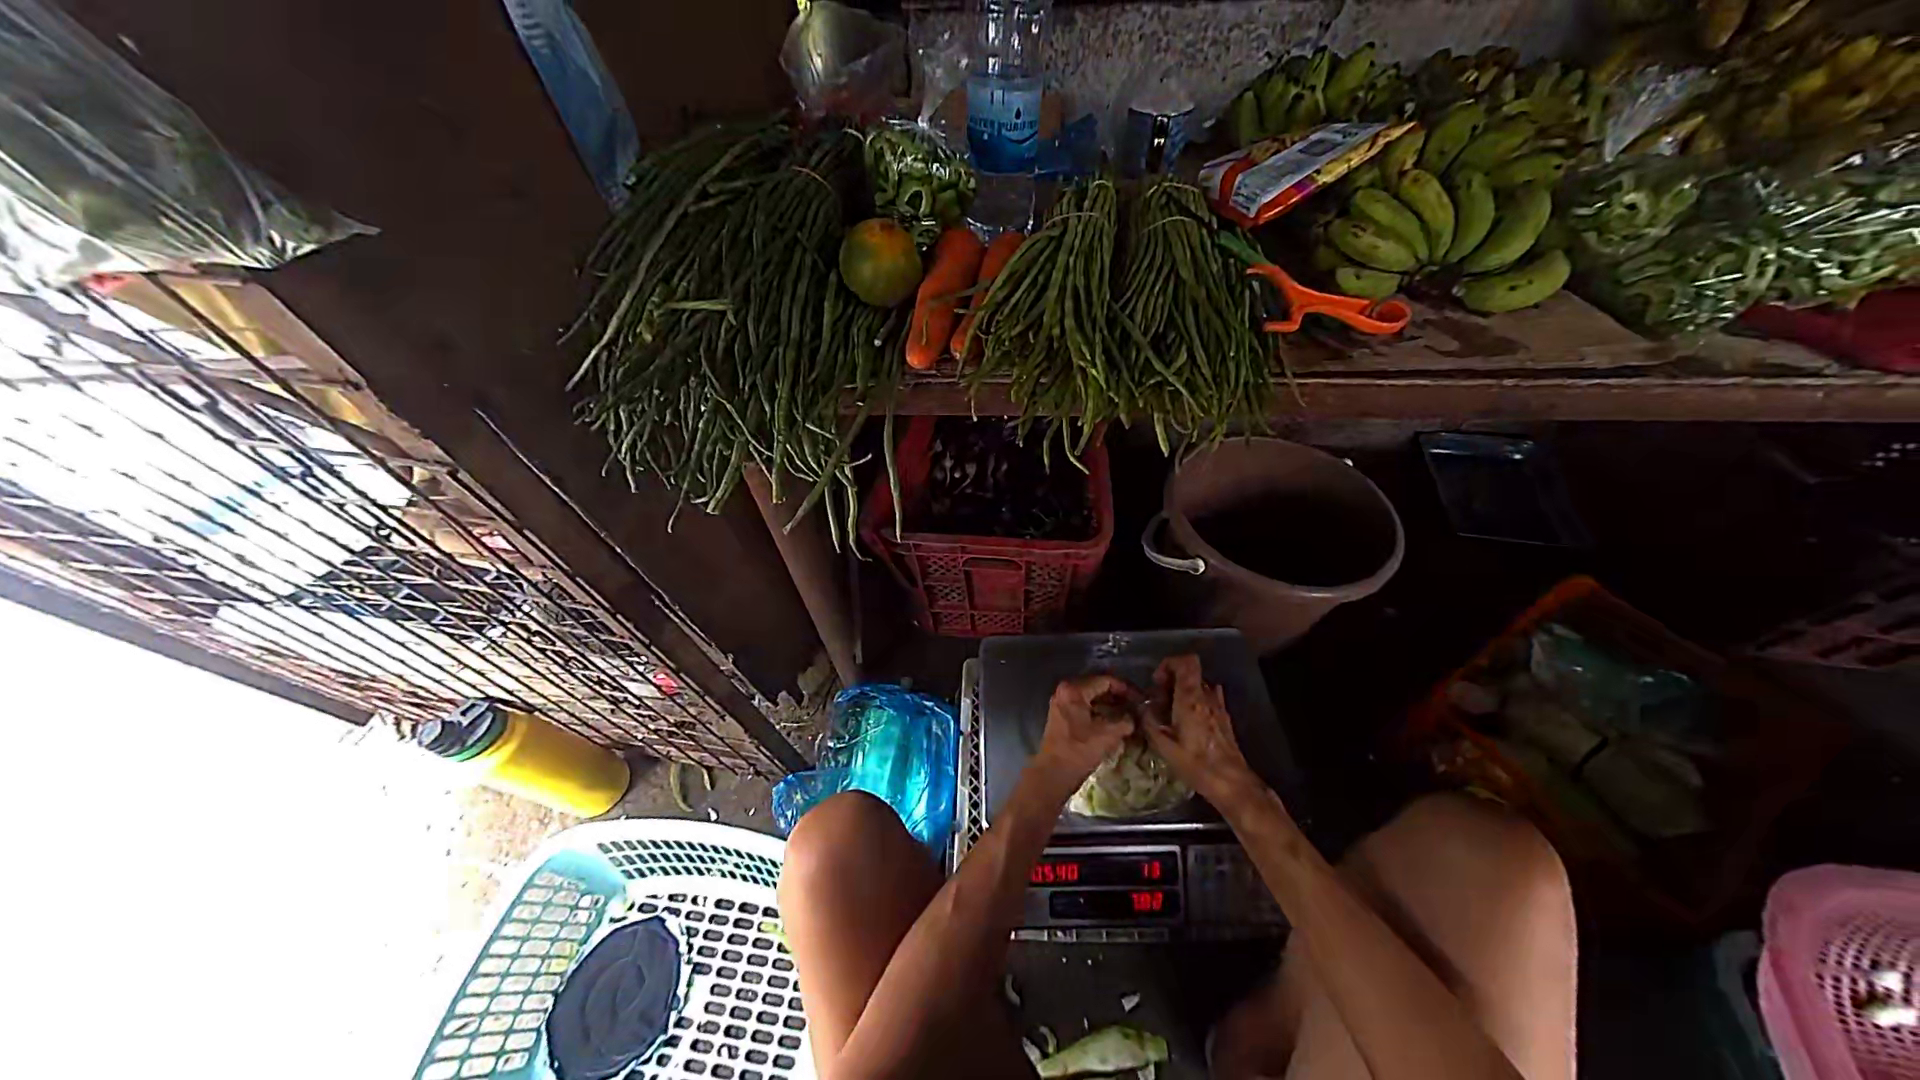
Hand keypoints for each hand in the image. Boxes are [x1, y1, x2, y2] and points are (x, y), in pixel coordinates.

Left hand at [1032, 674, 1138, 791]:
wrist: (1054, 772)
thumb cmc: (1080, 750)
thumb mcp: (1108, 735)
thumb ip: (1125, 722)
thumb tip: (1134, 717)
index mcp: (1074, 690)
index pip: (1105, 680)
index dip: (1126, 688)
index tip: (1140, 698)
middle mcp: (1065, 691)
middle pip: (1097, 686)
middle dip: (1118, 695)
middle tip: (1136, 704)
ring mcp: (1061, 702)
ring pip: (1090, 696)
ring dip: (1109, 703)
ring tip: (1128, 713)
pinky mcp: (1061, 715)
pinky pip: (1084, 706)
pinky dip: (1098, 710)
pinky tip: (1113, 720)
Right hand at [1141, 655, 1263, 806]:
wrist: (1231, 782)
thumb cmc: (1195, 764)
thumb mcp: (1163, 745)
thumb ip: (1149, 720)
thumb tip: (1141, 707)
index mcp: (1191, 699)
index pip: (1186, 662)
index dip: (1169, 664)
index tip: (1157, 682)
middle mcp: (1207, 697)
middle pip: (1190, 672)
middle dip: (1170, 680)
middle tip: (1158, 700)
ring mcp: (1218, 706)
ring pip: (1198, 686)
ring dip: (1181, 691)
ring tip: (1170, 712)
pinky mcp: (1223, 718)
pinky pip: (1206, 699)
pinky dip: (1193, 701)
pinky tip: (1186, 721)